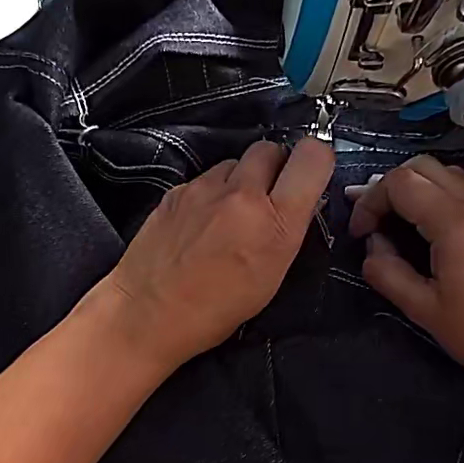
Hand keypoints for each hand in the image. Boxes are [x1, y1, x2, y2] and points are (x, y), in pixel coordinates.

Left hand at [93, 137, 333, 368]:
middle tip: (270, 194)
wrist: (147, 314)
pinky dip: (212, 191)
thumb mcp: (273, 274)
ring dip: (242, 178)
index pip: (312, 156)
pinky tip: (203, 221)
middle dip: (276, 166)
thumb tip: (302, 200)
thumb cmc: (217, 309)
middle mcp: (243, 195)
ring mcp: (205, 188)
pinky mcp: (177, 190)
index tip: (309, 174)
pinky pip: (207, 177)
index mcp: (276, 221)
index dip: (316, 159)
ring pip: (237, 161)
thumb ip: (290, 229)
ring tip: (232, 211)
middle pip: (272, 148)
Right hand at [348, 156, 463, 401]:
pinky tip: (441, 234)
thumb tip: (374, 247)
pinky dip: (448, 200)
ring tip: (403, 224)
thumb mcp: (425, 310)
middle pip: (425, 166)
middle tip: (375, 220)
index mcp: (458, 223)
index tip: (361, 232)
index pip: (400, 183)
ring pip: (452, 176)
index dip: (370, 201)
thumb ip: (388, 271)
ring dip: (421, 191)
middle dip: (392, 187)